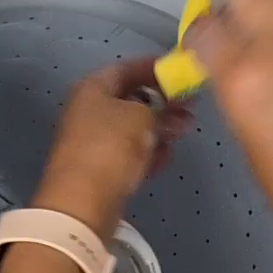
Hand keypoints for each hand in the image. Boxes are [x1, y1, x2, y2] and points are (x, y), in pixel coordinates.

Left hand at [32, 59, 192, 239]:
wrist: (82, 204)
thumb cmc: (110, 148)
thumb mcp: (143, 117)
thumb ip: (160, 106)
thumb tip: (168, 108)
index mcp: (92, 89)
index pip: (126, 69)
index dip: (154, 69)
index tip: (181, 73)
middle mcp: (88, 112)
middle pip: (130, 100)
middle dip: (162, 103)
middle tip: (190, 107)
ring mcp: (92, 144)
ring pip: (132, 130)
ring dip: (159, 130)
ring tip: (184, 132)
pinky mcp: (99, 171)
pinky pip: (127, 155)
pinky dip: (147, 154)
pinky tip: (166, 158)